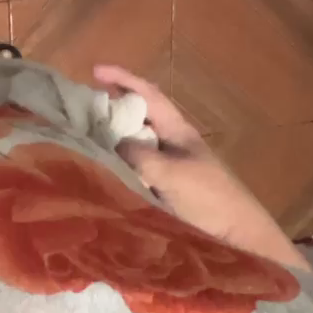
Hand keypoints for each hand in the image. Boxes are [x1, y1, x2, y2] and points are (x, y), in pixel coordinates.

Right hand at [93, 65, 311, 272]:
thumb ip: (137, 155)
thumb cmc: (210, 200)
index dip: (124, 79)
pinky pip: (126, 172)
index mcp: (178, 132)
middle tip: (75, 110)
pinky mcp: (156, 193)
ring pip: (127, 147)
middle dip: (107, 110)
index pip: (149, 95)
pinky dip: (109, 167)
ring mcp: (163, 171)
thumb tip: (105, 145)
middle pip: (134, 119)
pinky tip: (91, 171)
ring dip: (104, 140)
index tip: (94, 70)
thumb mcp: (171, 173)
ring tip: (75, 139)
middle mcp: (169, 147)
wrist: (237, 242)